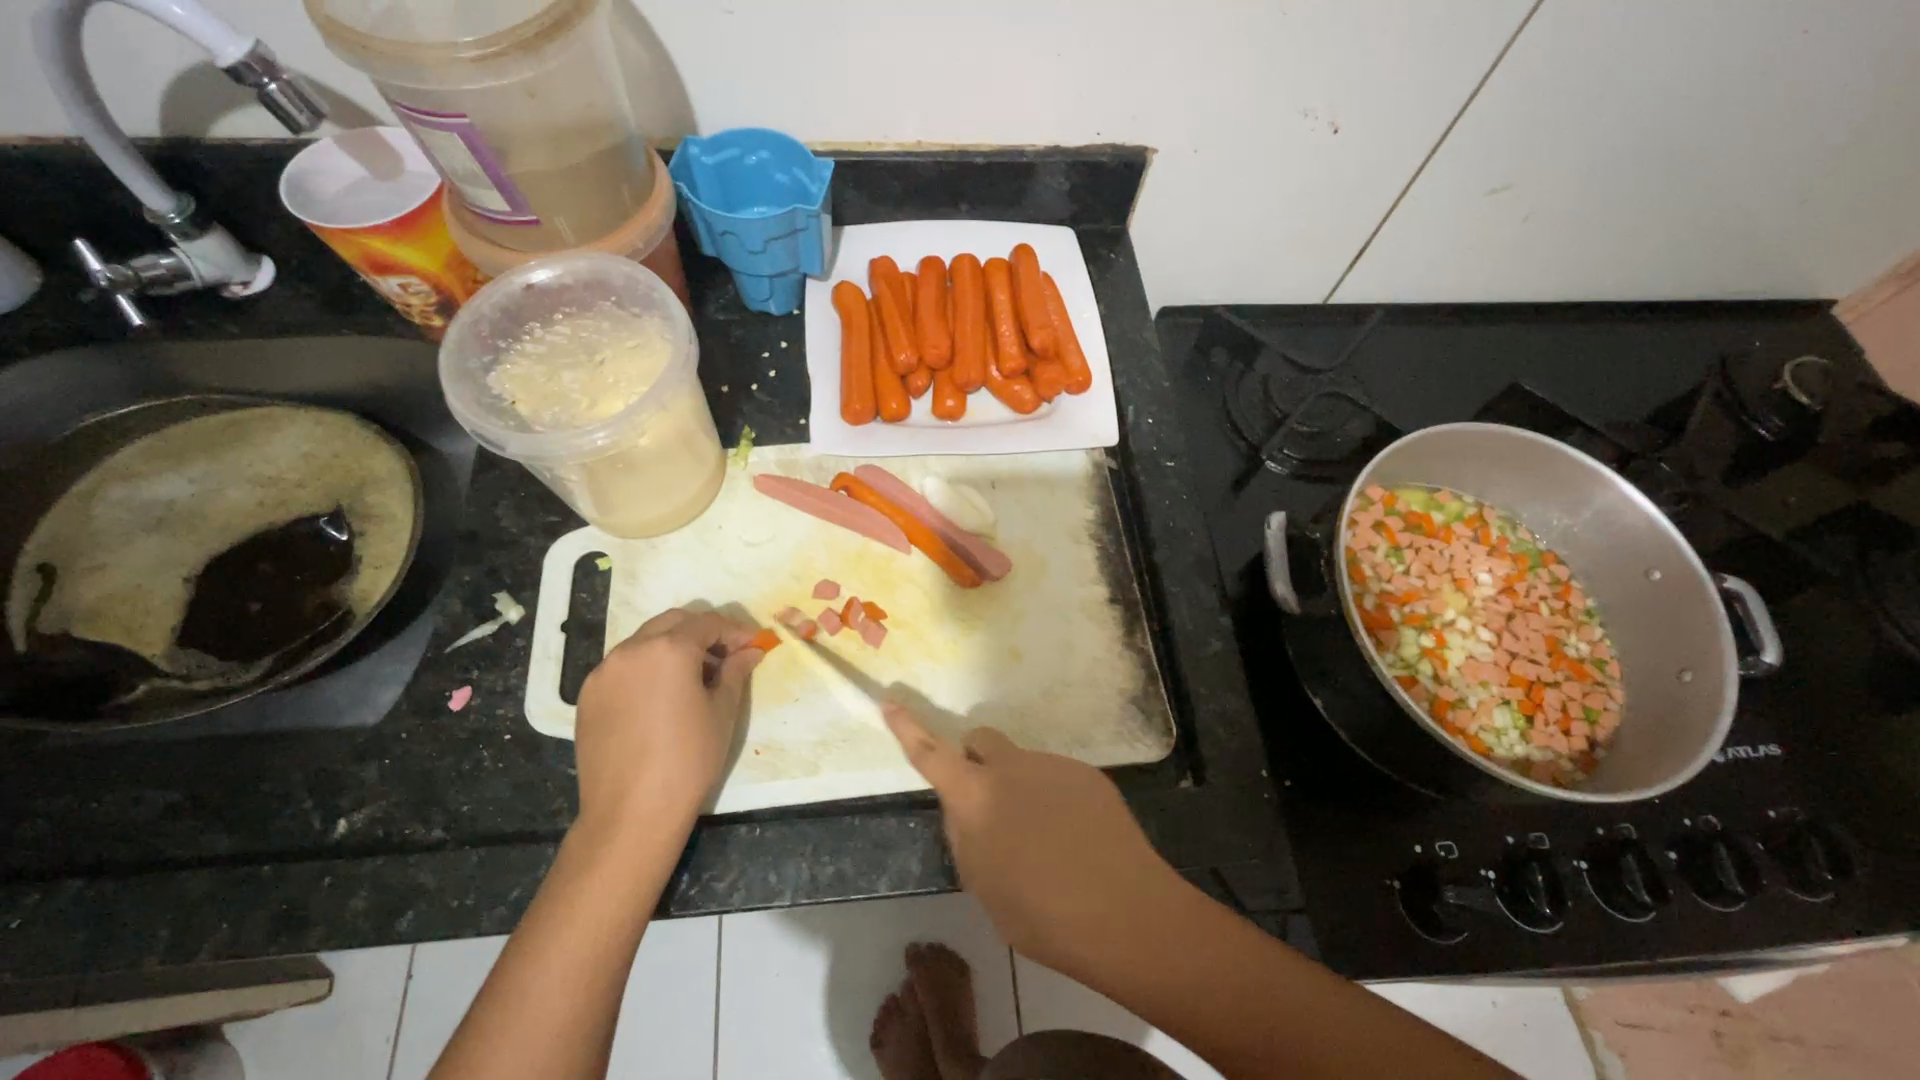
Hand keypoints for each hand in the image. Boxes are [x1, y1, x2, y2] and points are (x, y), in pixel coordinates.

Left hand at [573, 608, 763, 832]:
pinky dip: (646, 670)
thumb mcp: (722, 713)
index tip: (751, 645)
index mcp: (669, 649)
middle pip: (671, 623)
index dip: (733, 630)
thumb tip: (749, 651)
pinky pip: (622, 668)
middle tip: (724, 657)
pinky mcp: (588, 697)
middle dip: (700, 633)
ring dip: (671, 649)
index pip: (707, 623)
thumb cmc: (689, 759)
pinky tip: (660, 700)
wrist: (632, 811)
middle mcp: (631, 650)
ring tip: (693, 680)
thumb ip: (735, 673)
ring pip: (643, 643)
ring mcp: (603, 673)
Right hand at [882, 704, 1185, 976]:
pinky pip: (1057, 778)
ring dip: (1020, 788)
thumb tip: (964, 808)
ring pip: (1023, 765)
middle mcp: (1012, 769)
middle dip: (976, 760)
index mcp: (975, 798)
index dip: (907, 729)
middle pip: (982, 741)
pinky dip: (1054, 798)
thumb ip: (965, 837)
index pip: (931, 755)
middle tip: (988, 804)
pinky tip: (1077, 839)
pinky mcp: (1089, 775)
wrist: (1126, 914)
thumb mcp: (982, 885)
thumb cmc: (1042, 915)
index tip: (891, 701)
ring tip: (1047, 842)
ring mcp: (1054, 767)